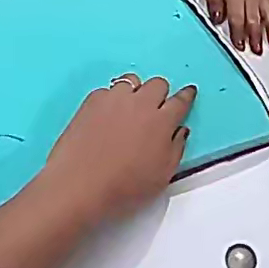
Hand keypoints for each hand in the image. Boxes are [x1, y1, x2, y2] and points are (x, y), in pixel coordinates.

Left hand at [37, 76, 195, 224]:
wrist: (80, 185)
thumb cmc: (125, 186)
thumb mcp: (163, 175)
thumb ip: (176, 148)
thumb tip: (179, 130)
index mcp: (163, 121)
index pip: (181, 100)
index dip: (186, 96)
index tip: (188, 93)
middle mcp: (141, 103)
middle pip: (158, 83)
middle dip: (160, 93)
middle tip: (155, 108)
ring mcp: (115, 99)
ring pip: (132, 80)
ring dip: (135, 91)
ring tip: (129, 108)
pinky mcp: (92, 101)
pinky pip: (107, 90)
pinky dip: (110, 99)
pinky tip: (106, 116)